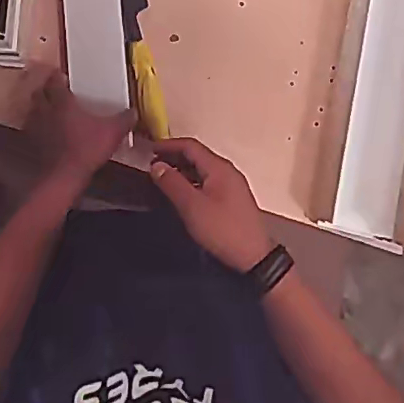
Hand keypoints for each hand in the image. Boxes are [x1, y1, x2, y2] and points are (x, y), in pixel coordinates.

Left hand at [31, 70, 133, 176]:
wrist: (63, 176)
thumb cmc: (86, 148)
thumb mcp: (112, 132)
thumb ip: (123, 120)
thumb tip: (133, 113)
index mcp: (62, 102)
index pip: (55, 81)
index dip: (58, 77)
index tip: (62, 75)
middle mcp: (45, 110)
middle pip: (39, 93)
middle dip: (45, 90)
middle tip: (55, 91)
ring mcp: (35, 127)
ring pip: (33, 110)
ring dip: (40, 108)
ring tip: (51, 111)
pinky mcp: (31, 144)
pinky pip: (32, 129)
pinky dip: (38, 128)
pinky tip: (48, 134)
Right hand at [149, 138, 276, 271]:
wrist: (254, 258)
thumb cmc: (222, 229)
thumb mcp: (193, 207)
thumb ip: (173, 183)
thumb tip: (157, 166)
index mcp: (219, 168)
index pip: (191, 146)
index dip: (168, 145)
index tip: (149, 149)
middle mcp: (227, 171)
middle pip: (198, 156)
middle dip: (174, 156)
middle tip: (152, 163)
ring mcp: (232, 185)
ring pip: (203, 169)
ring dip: (182, 170)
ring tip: (162, 177)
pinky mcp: (232, 199)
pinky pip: (208, 181)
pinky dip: (192, 181)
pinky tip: (182, 192)